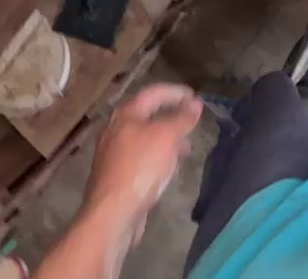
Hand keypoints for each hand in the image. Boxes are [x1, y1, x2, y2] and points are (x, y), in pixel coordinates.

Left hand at [81, 83, 202, 236]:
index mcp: (126, 115)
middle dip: (171, 118)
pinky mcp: (115, 179)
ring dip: (166, 141)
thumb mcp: (167, 137)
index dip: (175, 92)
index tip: (194, 97)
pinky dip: (157, 159)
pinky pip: (141, 161)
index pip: (153, 93)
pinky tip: (168, 172)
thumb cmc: (141, 167)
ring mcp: (113, 156)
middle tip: (190, 122)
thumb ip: (182, 118)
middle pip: (147, 117)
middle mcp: (115, 131)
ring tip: (186, 150)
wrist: (112, 215)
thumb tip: (195, 103)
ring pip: (145, 140)